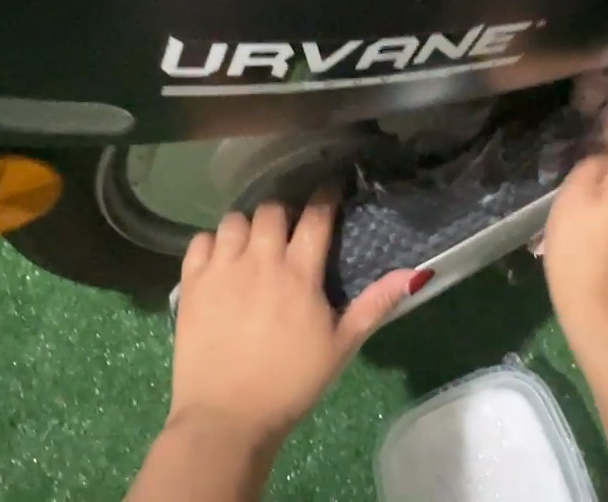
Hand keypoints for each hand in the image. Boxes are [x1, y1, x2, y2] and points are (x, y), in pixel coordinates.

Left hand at [167, 191, 418, 446]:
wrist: (226, 421)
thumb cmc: (291, 383)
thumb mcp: (342, 346)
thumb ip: (376, 304)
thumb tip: (417, 273)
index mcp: (299, 274)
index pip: (316, 215)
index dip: (326, 195)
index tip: (331, 187)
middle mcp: (260, 261)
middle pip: (273, 210)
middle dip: (285, 212)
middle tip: (290, 230)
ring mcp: (222, 271)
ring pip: (235, 220)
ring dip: (248, 226)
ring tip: (254, 245)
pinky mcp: (191, 286)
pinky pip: (200, 241)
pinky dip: (212, 243)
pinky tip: (221, 261)